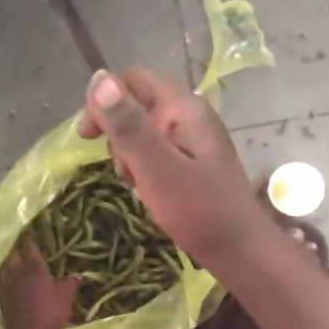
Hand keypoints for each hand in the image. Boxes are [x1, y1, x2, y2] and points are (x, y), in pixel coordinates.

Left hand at [0, 239, 77, 328]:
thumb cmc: (51, 312)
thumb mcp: (65, 297)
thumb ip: (70, 283)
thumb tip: (77, 275)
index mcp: (34, 267)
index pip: (29, 246)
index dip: (29, 239)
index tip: (29, 232)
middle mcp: (17, 271)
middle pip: (12, 253)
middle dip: (16, 248)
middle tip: (21, 245)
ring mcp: (6, 284)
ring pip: (4, 266)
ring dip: (8, 261)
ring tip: (12, 259)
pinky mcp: (0, 297)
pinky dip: (3, 276)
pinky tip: (5, 278)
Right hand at [78, 68, 272, 265]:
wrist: (239, 251)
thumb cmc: (197, 209)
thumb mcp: (155, 166)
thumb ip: (127, 123)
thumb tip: (99, 78)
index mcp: (183, 107)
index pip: (131, 79)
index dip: (103, 101)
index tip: (89, 138)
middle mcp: (190, 114)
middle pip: (135, 105)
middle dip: (118, 135)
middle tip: (124, 170)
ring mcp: (193, 137)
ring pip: (142, 131)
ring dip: (129, 155)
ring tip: (138, 184)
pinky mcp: (193, 159)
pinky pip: (155, 151)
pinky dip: (144, 167)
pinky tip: (149, 190)